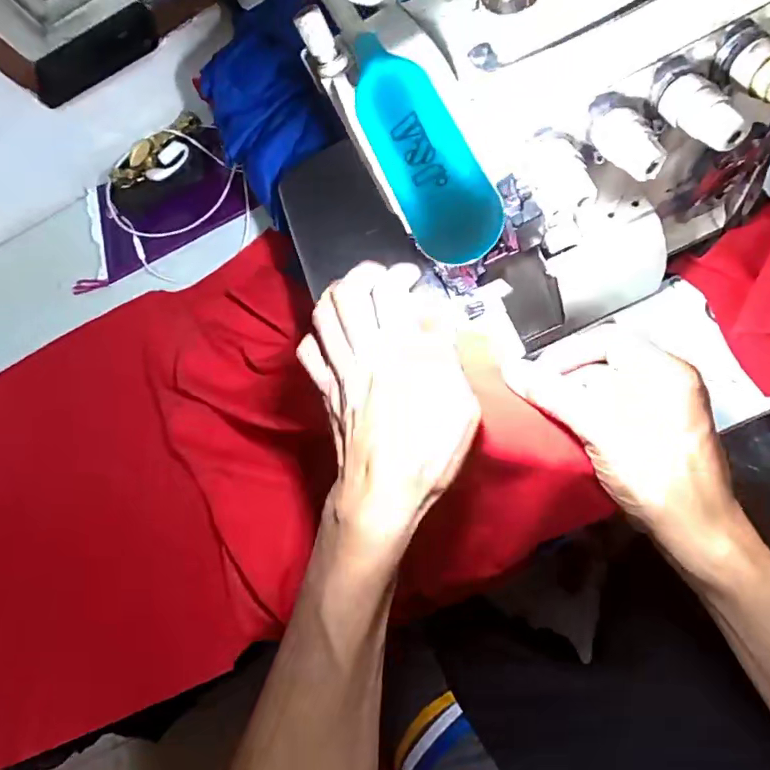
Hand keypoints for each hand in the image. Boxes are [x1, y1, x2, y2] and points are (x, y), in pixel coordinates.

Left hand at [297, 263, 482, 564]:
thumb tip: (438, 321)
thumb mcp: (461, 406)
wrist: (381, 495)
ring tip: (357, 294)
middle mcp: (365, 353)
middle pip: (347, 293)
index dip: (402, 275)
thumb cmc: (428, 454)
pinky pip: (308, 349)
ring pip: (323, 314)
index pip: (389, 291)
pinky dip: (318, 333)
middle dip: (365, 274)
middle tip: (384, 279)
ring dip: (338, 294)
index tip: (415, 280)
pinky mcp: (325, 392)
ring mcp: (339, 371)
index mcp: (401, 352)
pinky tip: (336, 336)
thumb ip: (448, 357)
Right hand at [502, 326, 751, 573]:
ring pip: (615, 390)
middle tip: (537, 395)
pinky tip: (575, 433)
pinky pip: (624, 412)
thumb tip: (512, 370)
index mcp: (666, 368)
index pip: (609, 339)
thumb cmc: (651, 473)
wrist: (696, 531)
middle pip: (610, 363)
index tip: (536, 373)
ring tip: (549, 413)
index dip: (568, 352)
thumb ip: (555, 395)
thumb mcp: (599, 428)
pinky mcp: (665, 435)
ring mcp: (671, 409)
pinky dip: (597, 417)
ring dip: (581, 398)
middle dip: (571, 377)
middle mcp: (672, 381)